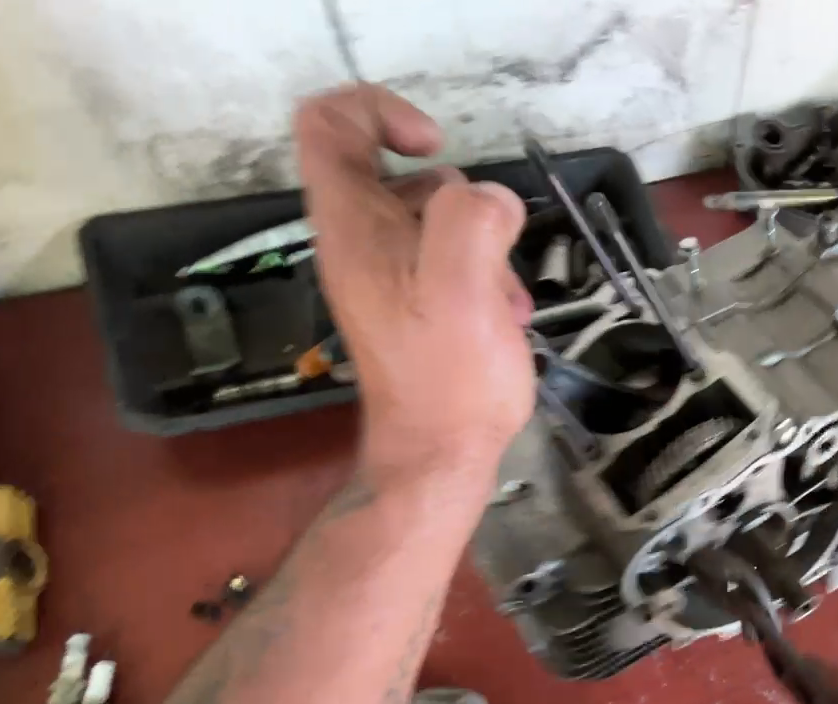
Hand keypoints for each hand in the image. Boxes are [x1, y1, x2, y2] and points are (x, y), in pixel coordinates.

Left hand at [294, 84, 534, 483]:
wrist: (441, 458)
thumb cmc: (450, 378)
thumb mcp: (464, 289)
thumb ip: (472, 220)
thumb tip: (492, 201)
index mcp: (353, 226)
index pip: (331, 123)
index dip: (381, 112)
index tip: (440, 149)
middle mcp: (360, 245)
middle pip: (398, 176)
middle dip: (461, 202)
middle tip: (491, 251)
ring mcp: (387, 281)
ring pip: (434, 225)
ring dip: (483, 246)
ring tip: (507, 297)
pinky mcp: (414, 311)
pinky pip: (447, 266)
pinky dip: (482, 278)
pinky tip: (505, 316)